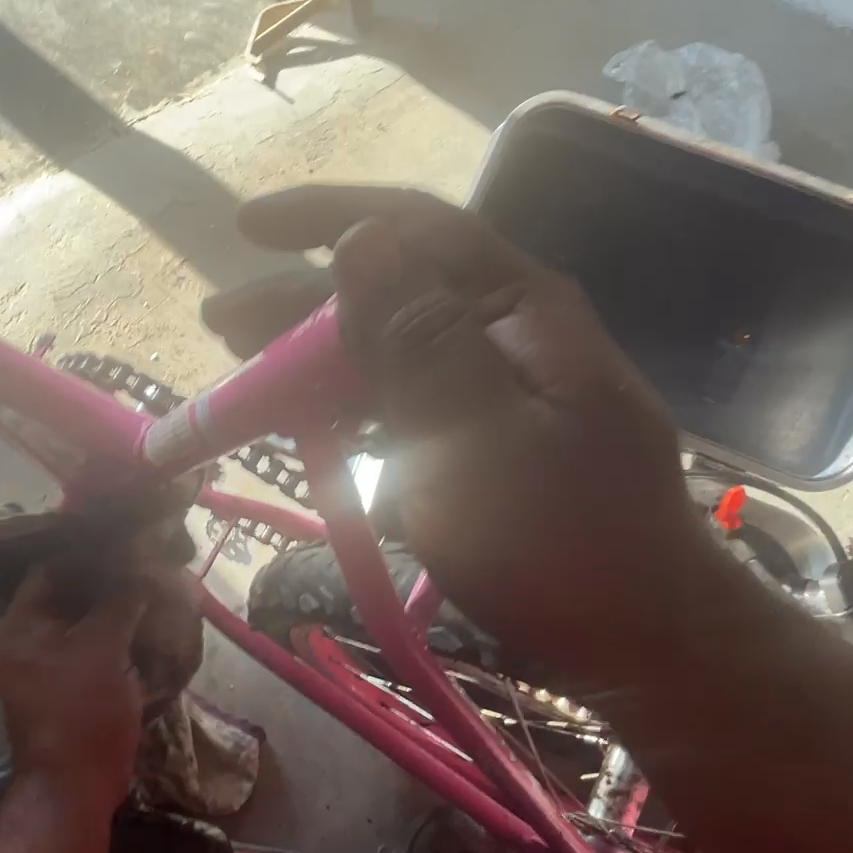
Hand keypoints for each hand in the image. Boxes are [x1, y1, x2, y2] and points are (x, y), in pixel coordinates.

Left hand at [0, 565, 150, 813]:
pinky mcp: (71, 687)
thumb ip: (121, 600)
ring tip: (151, 588)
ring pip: (85, 622)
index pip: (51, 569)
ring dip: (116, 608)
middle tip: (144, 563)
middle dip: (108, 580)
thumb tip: (144, 568)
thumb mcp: (103, 647)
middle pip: (69, 595)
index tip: (125, 541)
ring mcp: (49, 666)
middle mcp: (29, 640)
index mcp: (22, 625)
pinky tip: (147, 625)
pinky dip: (118, 636)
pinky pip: (94, 649)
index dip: (88, 552)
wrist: (75, 789)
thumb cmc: (82, 712)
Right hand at [234, 185, 726, 682]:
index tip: (245, 227)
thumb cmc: (555, 542)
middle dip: (295, 302)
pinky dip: (338, 404)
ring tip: (241, 368)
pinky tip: (300, 417)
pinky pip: (390, 401)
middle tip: (219, 323)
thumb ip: (417, 339)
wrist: (633, 636)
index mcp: (515, 311)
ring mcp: (485, 385)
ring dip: (307, 356)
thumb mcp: (476, 437)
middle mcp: (500, 332)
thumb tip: (361, 238)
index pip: (413, 230)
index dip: (324, 217)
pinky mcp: (471, 435)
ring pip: (378, 349)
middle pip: (383, 291)